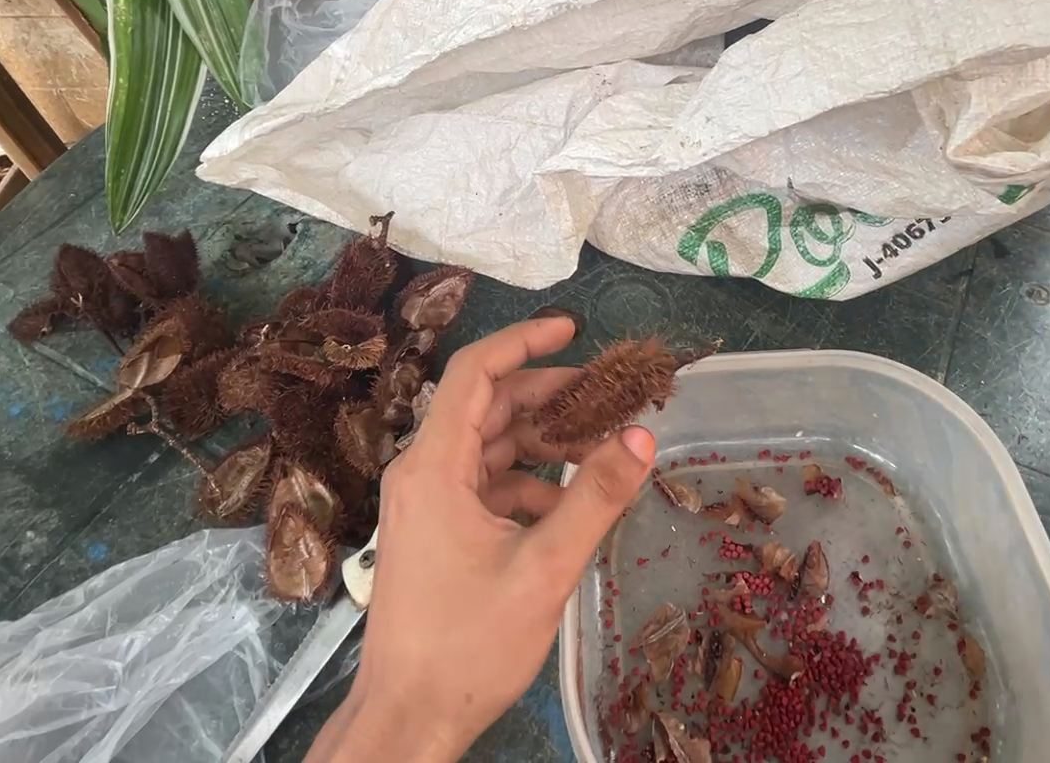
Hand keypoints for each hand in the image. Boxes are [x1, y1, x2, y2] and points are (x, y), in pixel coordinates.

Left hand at [305, 317, 657, 762]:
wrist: (407, 723)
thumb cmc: (468, 645)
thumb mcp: (544, 568)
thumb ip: (595, 498)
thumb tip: (642, 437)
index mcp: (434, 466)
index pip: (474, 372)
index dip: (523, 341)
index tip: (573, 327)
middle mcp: (423, 470)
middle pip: (488, 406)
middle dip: (548, 395)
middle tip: (607, 396)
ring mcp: (427, 500)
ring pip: (491, 444)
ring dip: (544, 441)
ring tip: (598, 448)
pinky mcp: (438, 528)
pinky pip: (487, 482)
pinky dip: (528, 480)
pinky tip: (567, 504)